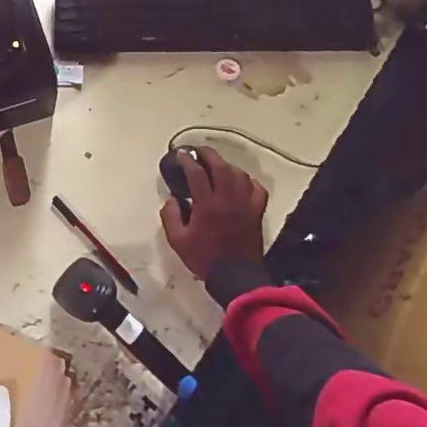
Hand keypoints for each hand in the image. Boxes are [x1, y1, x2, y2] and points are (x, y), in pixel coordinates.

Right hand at [160, 147, 268, 278]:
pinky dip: (248, 181)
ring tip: (217, 165)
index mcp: (207, 204)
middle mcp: (228, 199)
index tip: (180, 154)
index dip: (187, 160)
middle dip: (209, 155)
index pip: (196, 173)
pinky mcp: (257, 212)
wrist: (235, 275)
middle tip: (198, 151)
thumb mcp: (177, 240)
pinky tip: (240, 181)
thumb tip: (172, 199)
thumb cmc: (203, 257)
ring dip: (227, 165)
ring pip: (239, 175)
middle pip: (221, 167)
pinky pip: (256, 189)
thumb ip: (170, 216)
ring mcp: (245, 204)